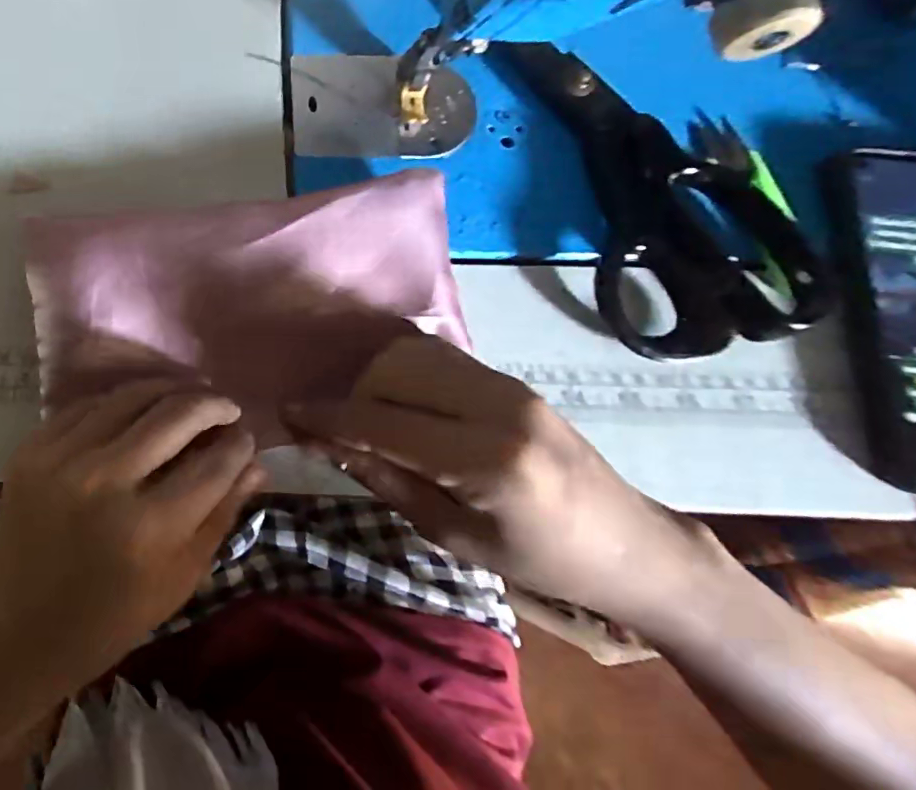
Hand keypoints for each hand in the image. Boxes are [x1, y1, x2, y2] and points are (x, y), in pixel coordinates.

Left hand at [0, 380, 265, 689]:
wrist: (15, 630)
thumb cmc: (110, 618)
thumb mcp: (180, 578)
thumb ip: (222, 514)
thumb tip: (257, 461)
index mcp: (149, 528)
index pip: (214, 463)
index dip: (240, 444)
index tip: (247, 437)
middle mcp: (106, 481)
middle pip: (177, 414)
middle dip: (214, 405)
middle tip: (228, 408)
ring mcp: (63, 459)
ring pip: (134, 396)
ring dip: (173, 390)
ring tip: (193, 395)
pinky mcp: (33, 448)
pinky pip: (91, 405)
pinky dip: (124, 402)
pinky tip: (142, 408)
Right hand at [284, 334, 721, 633]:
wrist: (627, 540)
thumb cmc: (543, 560)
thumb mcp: (458, 538)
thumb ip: (391, 481)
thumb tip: (333, 443)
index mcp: (485, 459)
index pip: (386, 421)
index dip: (330, 416)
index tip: (288, 411)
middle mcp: (495, 404)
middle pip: (395, 371)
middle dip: (353, 394)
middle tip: (334, 428)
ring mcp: (505, 383)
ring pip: (414, 354)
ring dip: (376, 379)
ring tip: (365, 417)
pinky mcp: (508, 377)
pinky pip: (438, 358)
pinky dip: (404, 373)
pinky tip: (397, 401)